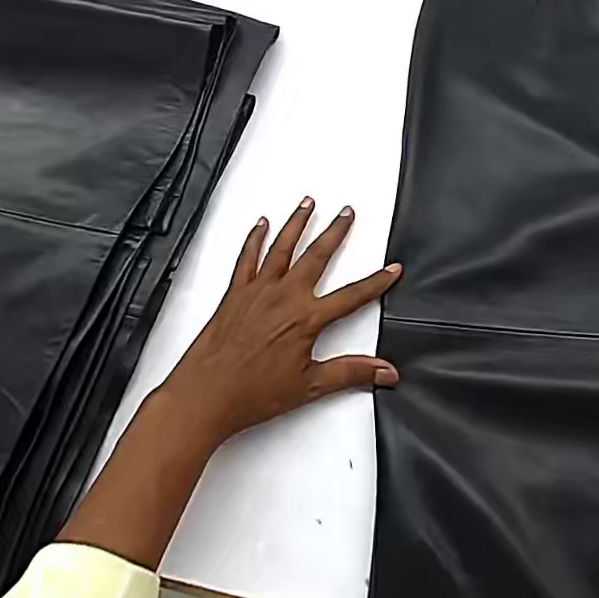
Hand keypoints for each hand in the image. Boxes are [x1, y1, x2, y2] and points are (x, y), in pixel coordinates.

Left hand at [160, 198, 401, 442]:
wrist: (206, 394)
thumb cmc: (251, 393)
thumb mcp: (310, 386)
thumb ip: (350, 373)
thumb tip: (384, 372)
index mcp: (305, 319)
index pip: (351, 296)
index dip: (375, 282)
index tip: (392, 269)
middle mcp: (284, 296)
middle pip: (317, 256)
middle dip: (335, 231)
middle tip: (346, 212)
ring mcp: (258, 290)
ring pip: (283, 247)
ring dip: (297, 223)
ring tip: (307, 203)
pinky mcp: (236, 292)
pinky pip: (247, 257)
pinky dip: (255, 238)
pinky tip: (261, 224)